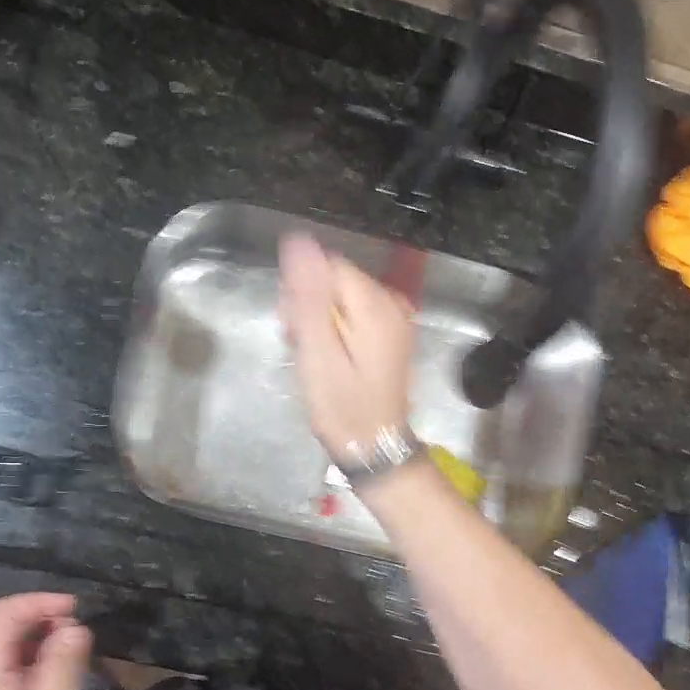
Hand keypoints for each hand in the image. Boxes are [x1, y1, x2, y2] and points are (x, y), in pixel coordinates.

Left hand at [0, 593, 91, 689]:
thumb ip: (62, 664)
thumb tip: (74, 628)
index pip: (1, 614)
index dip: (37, 602)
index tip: (73, 606)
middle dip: (28, 612)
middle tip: (66, 619)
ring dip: (21, 631)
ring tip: (57, 640)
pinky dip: (12, 650)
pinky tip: (36, 666)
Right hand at [278, 232, 414, 459]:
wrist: (376, 447)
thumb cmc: (342, 406)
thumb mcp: (317, 353)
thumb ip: (308, 296)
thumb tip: (298, 242)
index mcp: (375, 304)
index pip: (327, 266)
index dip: (302, 291)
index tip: (292, 327)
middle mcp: (392, 303)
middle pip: (336, 280)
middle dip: (311, 306)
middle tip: (301, 347)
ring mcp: (397, 319)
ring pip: (343, 298)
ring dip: (321, 320)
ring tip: (314, 356)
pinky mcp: (393, 335)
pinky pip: (357, 315)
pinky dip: (338, 330)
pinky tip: (330, 357)